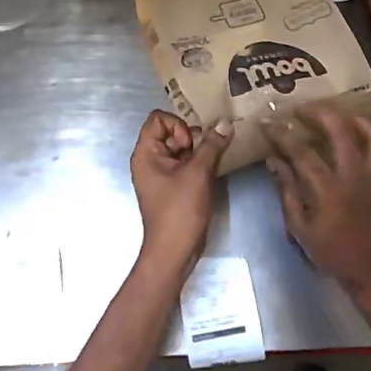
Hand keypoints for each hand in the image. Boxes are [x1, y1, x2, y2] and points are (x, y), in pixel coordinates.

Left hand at [129, 110, 228, 272]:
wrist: (174, 250)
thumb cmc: (180, 209)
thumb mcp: (198, 173)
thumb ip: (211, 144)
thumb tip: (225, 123)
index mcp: (146, 153)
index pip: (157, 119)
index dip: (177, 124)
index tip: (190, 143)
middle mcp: (150, 160)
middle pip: (170, 132)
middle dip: (192, 136)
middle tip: (207, 151)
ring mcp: (161, 174)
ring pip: (180, 148)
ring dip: (198, 150)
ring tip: (215, 158)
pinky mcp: (172, 186)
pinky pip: (184, 164)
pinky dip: (198, 163)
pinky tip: (214, 168)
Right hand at [264, 104, 370, 289]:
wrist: (366, 266)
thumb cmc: (329, 249)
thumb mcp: (299, 226)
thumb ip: (287, 190)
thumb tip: (273, 160)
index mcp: (329, 190)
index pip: (302, 152)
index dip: (283, 134)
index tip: (268, 122)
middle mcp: (354, 176)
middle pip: (339, 130)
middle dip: (318, 113)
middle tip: (301, 108)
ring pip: (370, 134)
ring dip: (352, 118)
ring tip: (335, 113)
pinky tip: (361, 130)